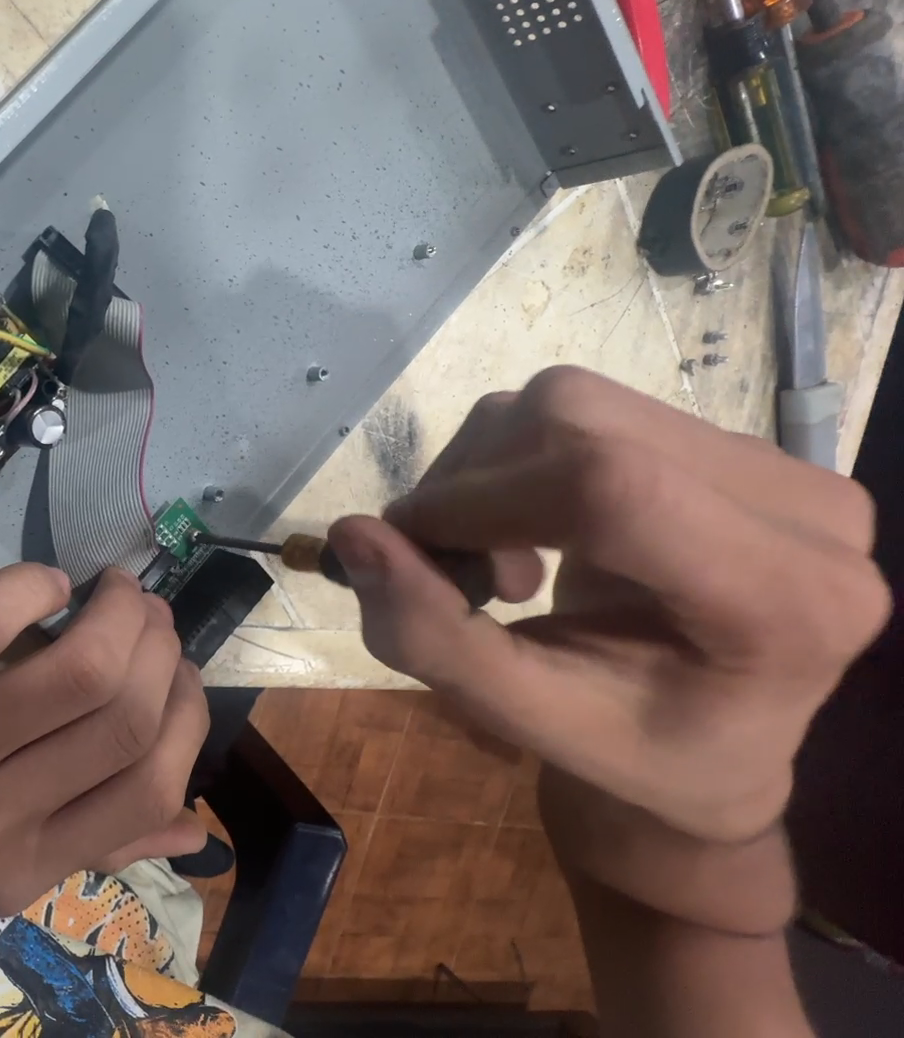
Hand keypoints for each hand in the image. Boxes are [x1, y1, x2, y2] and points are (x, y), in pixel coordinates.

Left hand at [0, 565, 208, 914]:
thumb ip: (86, 846)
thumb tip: (190, 827)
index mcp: (22, 865)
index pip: (145, 787)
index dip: (183, 717)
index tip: (174, 668)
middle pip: (119, 721)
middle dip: (155, 651)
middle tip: (146, 612)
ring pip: (72, 673)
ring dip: (114, 614)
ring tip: (112, 589)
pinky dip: (30, 589)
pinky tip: (44, 581)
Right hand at [328, 367, 888, 931]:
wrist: (706, 745)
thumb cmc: (623, 750)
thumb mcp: (516, 716)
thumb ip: (429, 633)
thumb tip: (350, 533)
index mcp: (779, 600)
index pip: (606, 486)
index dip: (472, 503)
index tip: (408, 555)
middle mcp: (802, 509)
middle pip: (574, 421)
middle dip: (468, 486)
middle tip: (456, 572)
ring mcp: (771, 463)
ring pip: (563, 402)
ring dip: (482, 472)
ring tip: (498, 558)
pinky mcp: (724, 445)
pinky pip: (574, 410)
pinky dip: (507, 462)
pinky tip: (528, 529)